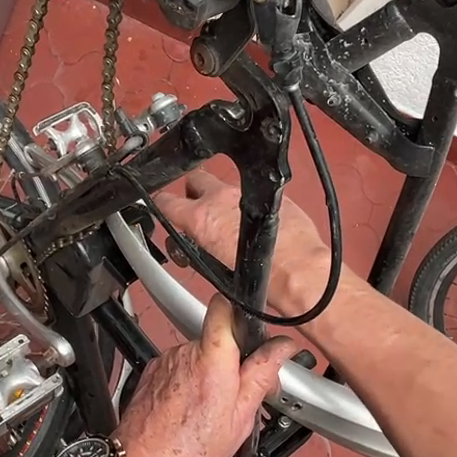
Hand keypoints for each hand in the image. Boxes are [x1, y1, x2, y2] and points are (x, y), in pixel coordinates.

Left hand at [115, 295, 296, 456]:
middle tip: (238, 394)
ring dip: (209, 373)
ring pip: (199, 355)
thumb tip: (282, 349)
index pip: (224, 307)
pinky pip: (180, 367)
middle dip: (232, 359)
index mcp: (213, 360)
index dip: (240, 313)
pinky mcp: (153, 370)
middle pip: (216, 338)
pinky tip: (191, 410)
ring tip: (210, 409)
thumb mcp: (240, 419)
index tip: (252, 332)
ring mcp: (167, 360)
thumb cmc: (189, 451)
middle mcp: (186, 352)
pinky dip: (189, 382)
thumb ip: (261, 376)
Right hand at [155, 171, 335, 316]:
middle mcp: (220, 198)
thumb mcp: (210, 267)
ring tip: (229, 221)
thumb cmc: (257, 276)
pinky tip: (255, 225)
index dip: (161, 204)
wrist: (295, 271)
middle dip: (193, 192)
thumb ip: (196, 245)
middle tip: (196, 208)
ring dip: (223, 200)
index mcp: (199, 217)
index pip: (166, 201)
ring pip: (225, 186)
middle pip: (195, 180)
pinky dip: (249, 205)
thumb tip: (195, 243)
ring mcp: (246, 193)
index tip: (162, 207)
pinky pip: (253, 194)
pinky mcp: (271, 196)